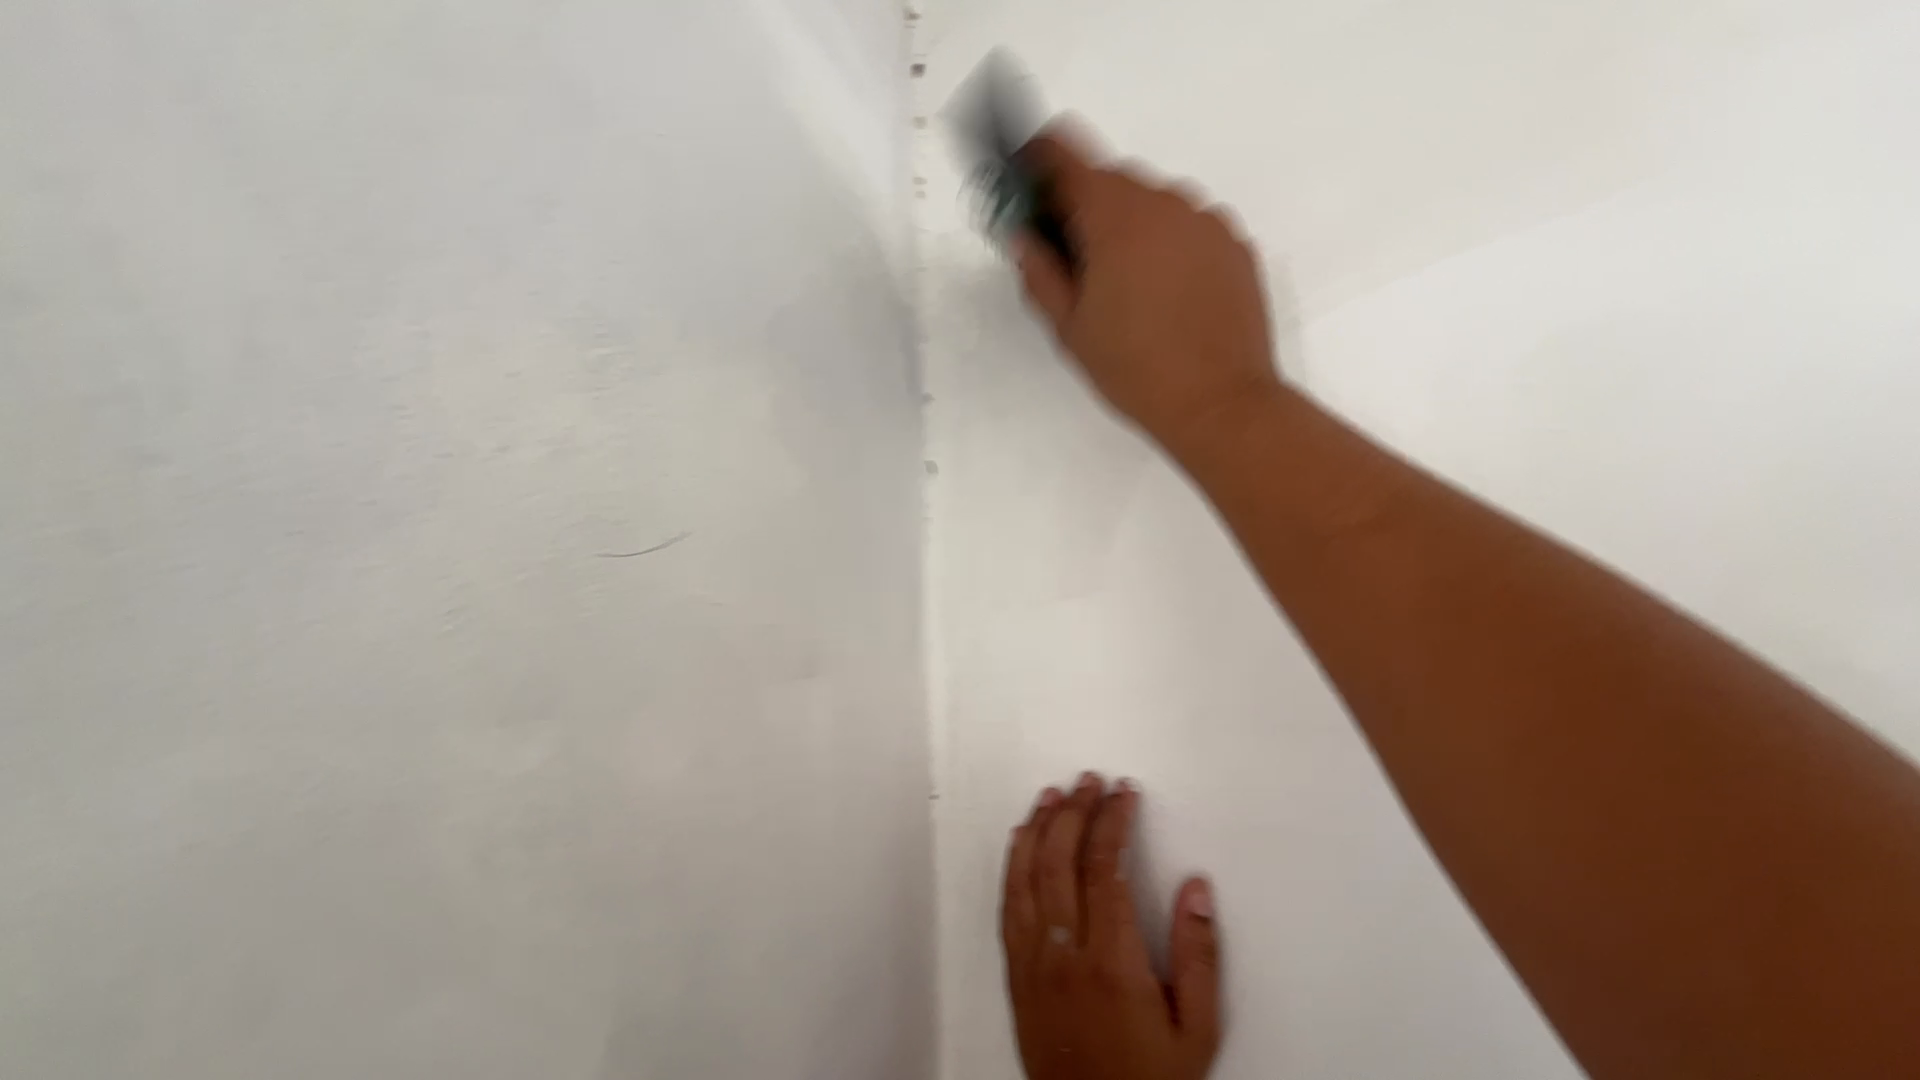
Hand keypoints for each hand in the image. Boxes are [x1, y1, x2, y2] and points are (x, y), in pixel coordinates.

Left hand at [1002, 773, 1222, 1079]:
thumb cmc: (1150, 1079)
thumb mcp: (1198, 1028)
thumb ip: (1199, 954)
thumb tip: (1196, 886)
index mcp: (1112, 960)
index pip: (1104, 867)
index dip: (1112, 821)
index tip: (1124, 792)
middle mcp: (1064, 951)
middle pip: (1061, 860)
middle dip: (1075, 811)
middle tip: (1089, 780)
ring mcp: (1033, 960)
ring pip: (1027, 875)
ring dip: (1039, 827)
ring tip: (1053, 793)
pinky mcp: (1016, 972)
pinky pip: (1008, 904)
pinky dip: (1013, 864)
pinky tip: (1020, 840)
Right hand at [1015, 125, 1283, 454]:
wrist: (1220, 404)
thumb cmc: (1135, 370)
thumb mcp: (1070, 329)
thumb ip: (1039, 273)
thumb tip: (1025, 238)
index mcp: (1115, 216)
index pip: (1065, 154)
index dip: (1037, 160)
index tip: (1027, 183)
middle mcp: (1165, 202)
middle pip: (1112, 181)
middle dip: (1086, 211)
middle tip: (1077, 266)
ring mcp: (1208, 221)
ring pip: (1154, 206)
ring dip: (1131, 231)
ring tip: (1130, 294)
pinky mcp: (1237, 245)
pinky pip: (1190, 229)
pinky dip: (1170, 248)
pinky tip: (1168, 300)